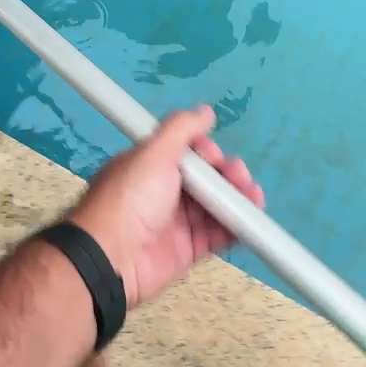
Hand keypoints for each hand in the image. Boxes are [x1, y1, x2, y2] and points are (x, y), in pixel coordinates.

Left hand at [68, 105, 263, 307]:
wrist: (112, 256)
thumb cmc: (131, 196)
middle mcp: (164, 192)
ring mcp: (177, 222)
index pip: (188, 153)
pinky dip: (236, 226)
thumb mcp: (154, 152)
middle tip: (239, 177)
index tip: (213, 155)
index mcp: (151, 166)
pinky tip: (251, 219)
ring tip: (253, 196)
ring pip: (215, 205)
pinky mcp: (187, 250)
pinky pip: (217, 235)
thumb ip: (181, 129)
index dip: (206, 152)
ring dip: (237, 198)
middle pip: (206, 179)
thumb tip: (205, 111)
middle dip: (228, 174)